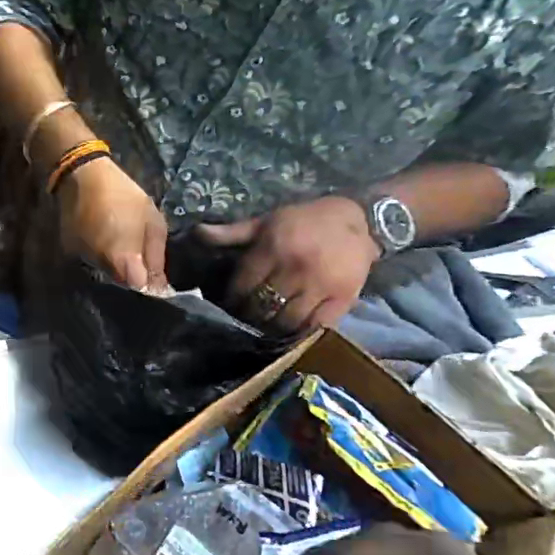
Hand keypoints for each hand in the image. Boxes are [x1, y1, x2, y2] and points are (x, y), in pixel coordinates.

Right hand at [58, 158, 167, 290]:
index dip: (149, 283)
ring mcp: (82, 257)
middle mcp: (99, 263)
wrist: (82, 176)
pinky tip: (104, 234)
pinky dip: (99, 253)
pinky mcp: (70, 250)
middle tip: (141, 254)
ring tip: (121, 241)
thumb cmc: (123, 194)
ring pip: (105, 270)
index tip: (156, 275)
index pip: (138, 286)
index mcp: (122, 257)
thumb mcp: (152, 220)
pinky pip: (91, 258)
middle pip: (121, 280)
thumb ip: (156, 255)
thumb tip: (159, 283)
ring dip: (116, 262)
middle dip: (133, 273)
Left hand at [194, 196, 379, 329]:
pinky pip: (316, 326)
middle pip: (262, 305)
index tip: (228, 304)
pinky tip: (291, 332)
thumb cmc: (302, 221)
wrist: (357, 221)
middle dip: (249, 315)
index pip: (243, 285)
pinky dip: (301, 333)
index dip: (232, 298)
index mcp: (272, 249)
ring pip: (286, 320)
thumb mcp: (264, 222)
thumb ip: (231, 233)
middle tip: (244, 318)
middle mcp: (294, 269)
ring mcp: (320, 286)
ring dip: (272, 327)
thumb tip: (197, 232)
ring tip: (264, 327)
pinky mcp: (343, 300)